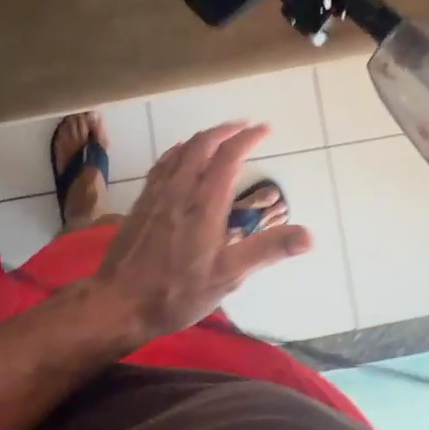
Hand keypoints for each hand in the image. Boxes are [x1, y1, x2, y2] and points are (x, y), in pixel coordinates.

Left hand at [89, 122, 311, 342]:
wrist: (119, 302)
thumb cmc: (177, 292)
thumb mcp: (229, 276)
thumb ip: (268, 251)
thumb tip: (309, 236)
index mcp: (205, 202)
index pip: (229, 156)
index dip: (248, 138)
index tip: (265, 129)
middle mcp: (181, 188)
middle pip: (203, 143)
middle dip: (226, 130)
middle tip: (245, 127)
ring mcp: (158, 192)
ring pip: (181, 149)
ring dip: (204, 137)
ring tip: (219, 137)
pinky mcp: (142, 201)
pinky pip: (163, 162)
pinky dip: (179, 150)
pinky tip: (181, 155)